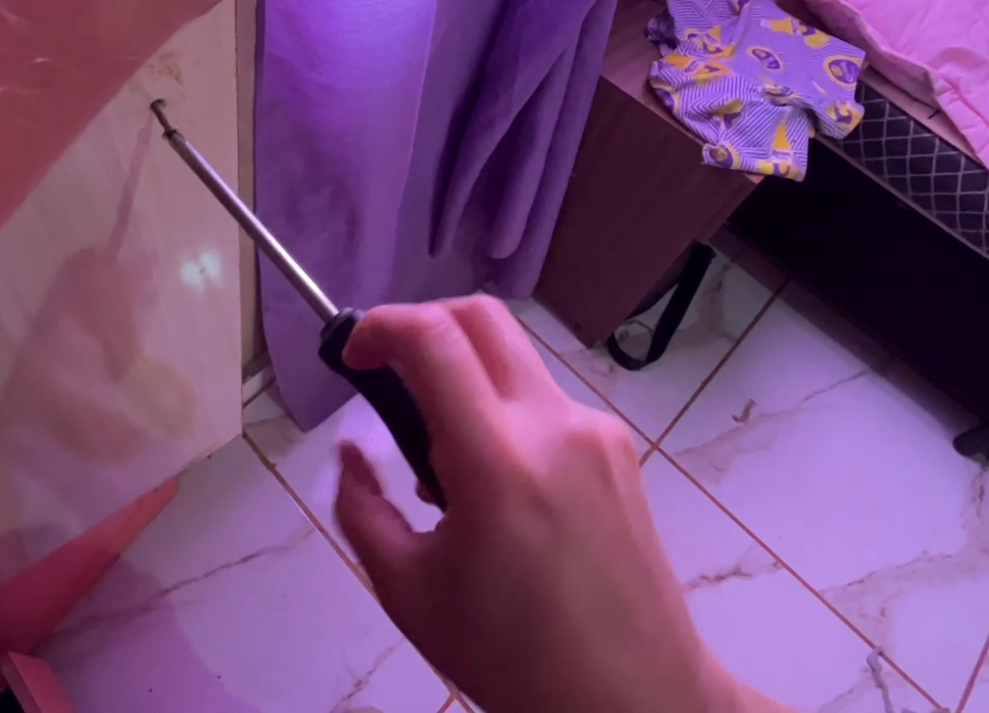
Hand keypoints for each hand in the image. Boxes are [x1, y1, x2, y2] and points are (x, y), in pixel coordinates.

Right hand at [333, 297, 784, 712]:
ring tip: (445, 454)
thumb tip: (349, 448)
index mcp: (497, 461)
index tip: (354, 356)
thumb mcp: (408, 590)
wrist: (639, 701)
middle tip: (391, 371)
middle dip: (422, 322)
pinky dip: (501, 407)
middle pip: (479, 315)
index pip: (433, 337)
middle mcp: (553, 424)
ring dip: (462, 372)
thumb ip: (360, 505)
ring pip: (511, 355)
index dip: (381, 325)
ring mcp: (594, 427)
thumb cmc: (513, 657)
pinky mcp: (617, 442)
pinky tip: (498, 476)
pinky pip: (541, 395)